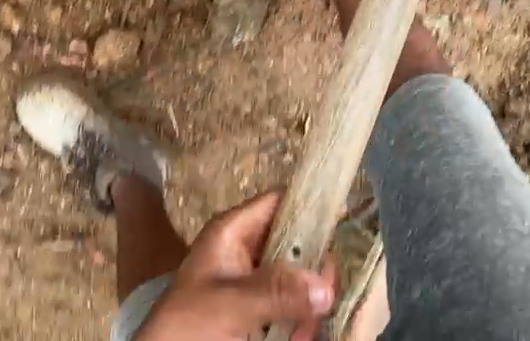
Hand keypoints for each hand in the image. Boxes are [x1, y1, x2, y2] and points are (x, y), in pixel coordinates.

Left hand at [135, 192, 335, 340]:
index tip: (341, 227)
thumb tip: (326, 285)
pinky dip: (301, 323)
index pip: (278, 202)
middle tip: (327, 296)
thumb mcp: (231, 302)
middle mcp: (247, 250)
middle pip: (297, 243)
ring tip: (306, 330)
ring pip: (299, 280)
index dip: (309, 207)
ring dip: (310, 304)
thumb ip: (276, 291)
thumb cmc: (189, 322)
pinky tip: (301, 337)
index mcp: (233, 231)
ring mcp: (253, 282)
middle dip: (315, 270)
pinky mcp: (258, 312)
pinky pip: (292, 308)